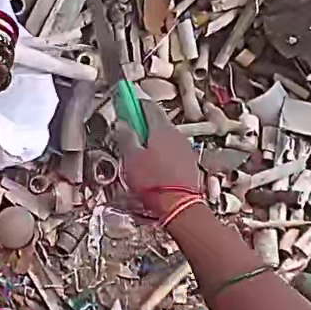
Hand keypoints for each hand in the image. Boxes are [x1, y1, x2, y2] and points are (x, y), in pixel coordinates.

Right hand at [115, 99, 203, 221]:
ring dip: (153, 140)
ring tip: (140, 156)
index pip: (147, 106)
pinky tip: (155, 167)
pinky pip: (173, 150)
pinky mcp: (189, 162)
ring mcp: (184, 148)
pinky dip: (163, 152)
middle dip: (142, 124)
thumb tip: (121, 124)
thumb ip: (126, 137)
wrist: (180, 206)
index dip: (134, 103)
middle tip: (129, 133)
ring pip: (165, 136)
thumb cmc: (154, 183)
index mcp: (160, 129)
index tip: (125, 103)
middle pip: (157, 121)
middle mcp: (175, 134)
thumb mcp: (131, 159)